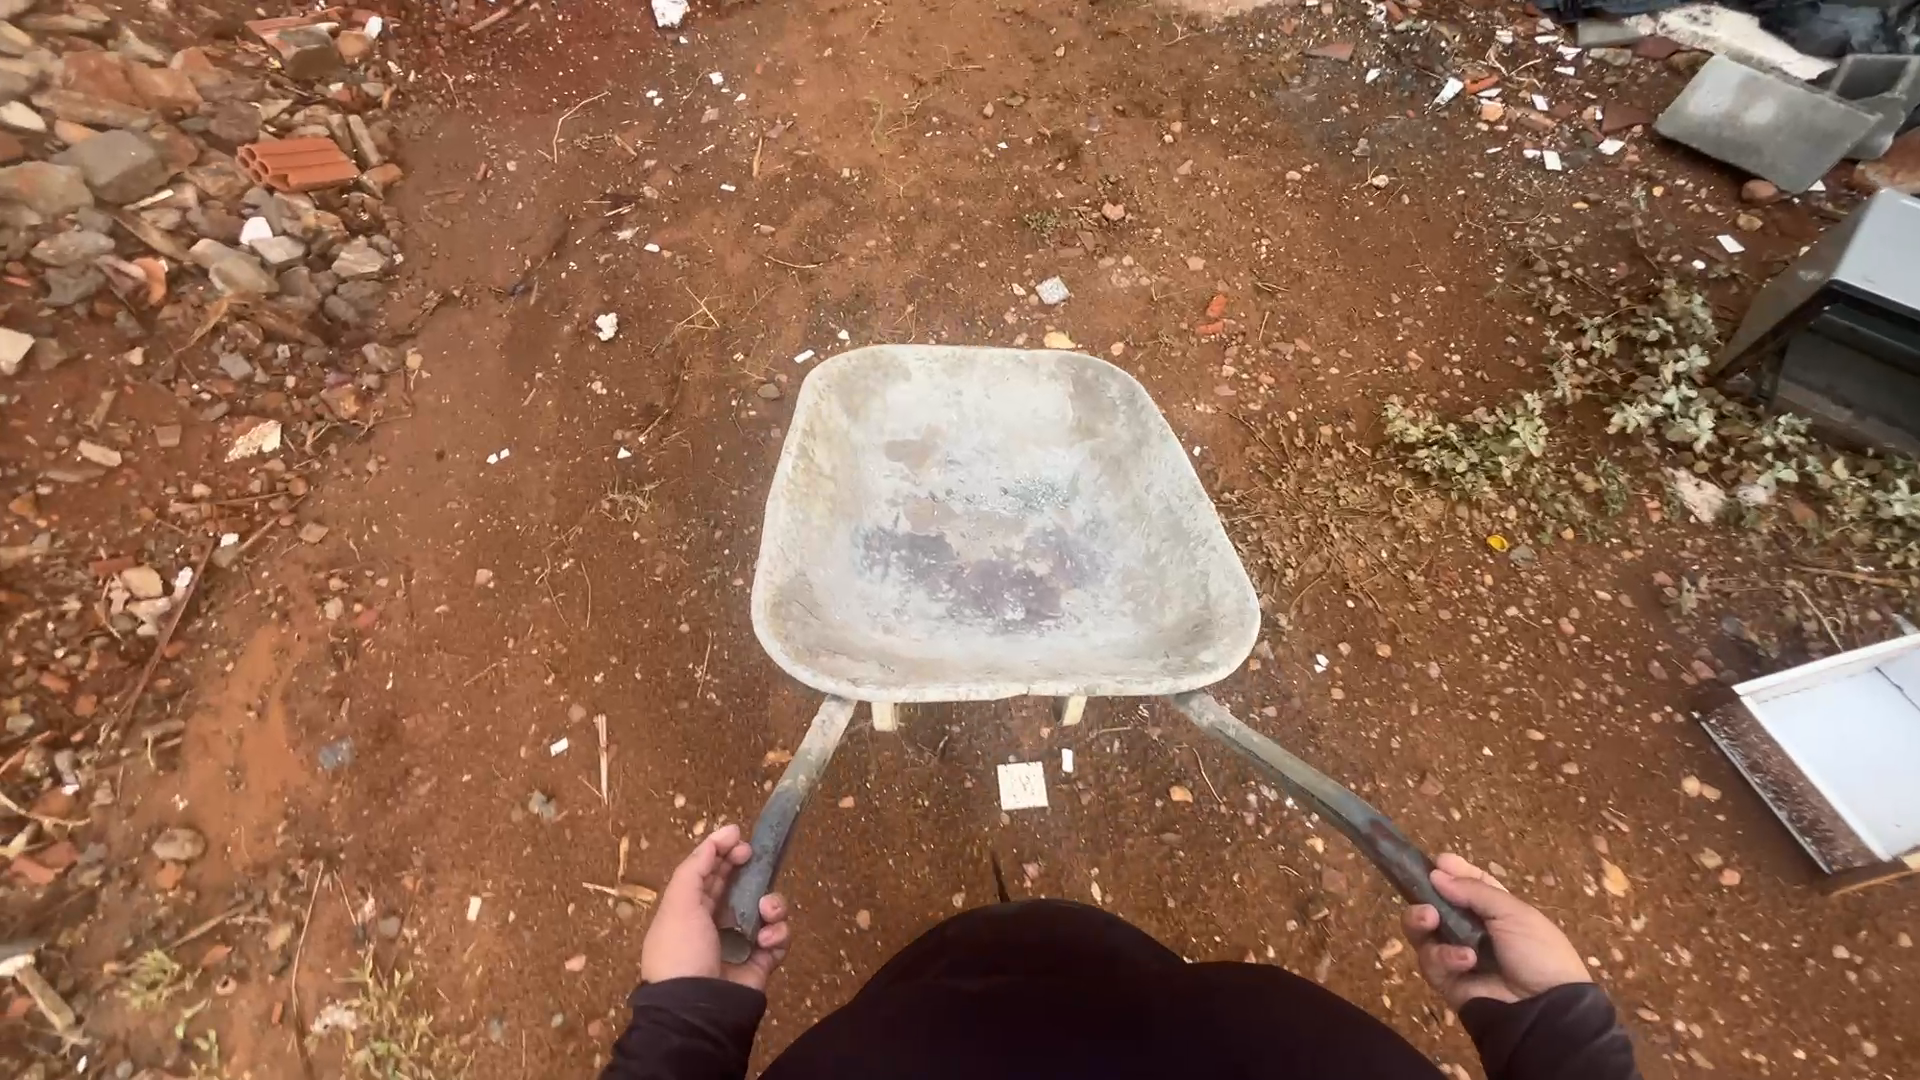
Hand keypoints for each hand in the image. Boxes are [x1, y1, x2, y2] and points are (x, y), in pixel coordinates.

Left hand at [640, 824, 789, 990]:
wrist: (698, 1009)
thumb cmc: (682, 950)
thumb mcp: (678, 902)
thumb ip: (698, 864)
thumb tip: (727, 832)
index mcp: (690, 910)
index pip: (710, 872)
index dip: (724, 851)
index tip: (740, 837)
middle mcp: (716, 923)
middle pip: (740, 884)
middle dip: (750, 869)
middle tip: (755, 858)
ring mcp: (741, 942)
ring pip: (767, 907)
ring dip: (772, 902)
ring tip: (766, 910)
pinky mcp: (762, 960)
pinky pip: (779, 936)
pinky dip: (778, 933)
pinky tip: (766, 938)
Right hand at [1401, 853, 1589, 1010]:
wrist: (1548, 1011)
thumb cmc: (1539, 954)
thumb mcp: (1515, 914)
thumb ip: (1473, 890)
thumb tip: (1434, 873)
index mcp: (1495, 912)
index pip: (1468, 884)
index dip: (1453, 871)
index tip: (1437, 861)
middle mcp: (1471, 930)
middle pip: (1434, 903)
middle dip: (1423, 894)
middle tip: (1423, 892)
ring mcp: (1455, 953)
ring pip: (1421, 930)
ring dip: (1420, 920)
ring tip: (1429, 918)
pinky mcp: (1445, 978)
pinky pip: (1430, 960)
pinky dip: (1445, 956)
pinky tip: (1466, 959)